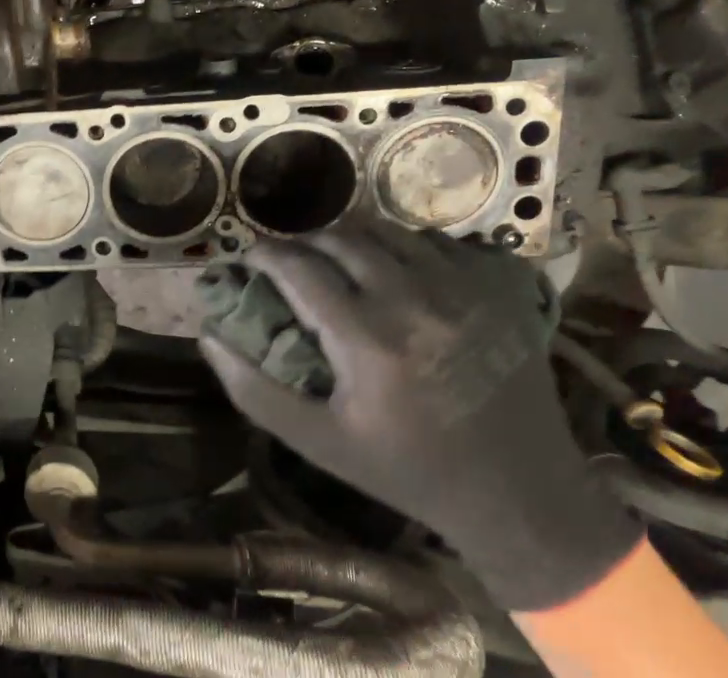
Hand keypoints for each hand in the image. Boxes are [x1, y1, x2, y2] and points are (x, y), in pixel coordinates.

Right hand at [198, 222, 641, 612]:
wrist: (520, 496)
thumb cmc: (407, 471)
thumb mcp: (319, 441)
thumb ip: (254, 390)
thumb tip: (208, 335)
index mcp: (368, 340)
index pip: (298, 268)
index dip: (265, 254)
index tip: (249, 255)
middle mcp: (416, 301)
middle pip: (343, 237)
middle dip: (305, 238)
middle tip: (289, 252)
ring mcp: (466, 291)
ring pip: (392, 231)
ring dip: (354, 235)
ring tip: (335, 252)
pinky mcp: (503, 291)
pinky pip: (442, 243)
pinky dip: (408, 245)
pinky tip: (396, 268)